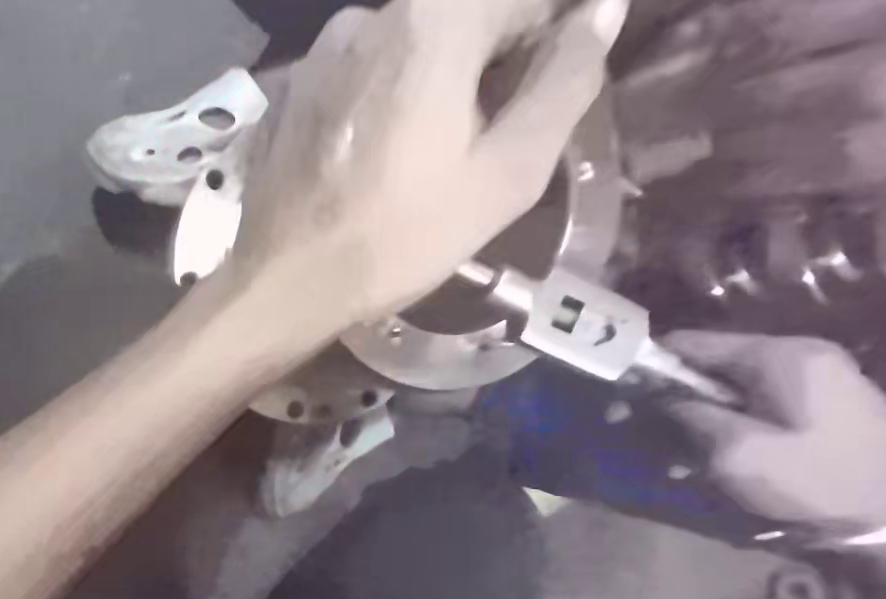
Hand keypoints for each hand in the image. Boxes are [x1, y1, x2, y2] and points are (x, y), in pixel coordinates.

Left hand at [222, 0, 626, 342]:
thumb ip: (562, 88)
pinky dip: (382, 105)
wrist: (286, 285)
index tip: (542, 101)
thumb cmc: (398, 240)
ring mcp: (321, 52)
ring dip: (431, 89)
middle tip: (484, 146)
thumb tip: (600, 14)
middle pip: (459, 20)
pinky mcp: (292, 92)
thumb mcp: (502, 178)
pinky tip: (376, 164)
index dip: (549, 40)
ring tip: (425, 163)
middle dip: (487, 69)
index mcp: (435, 20)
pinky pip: (359, 80)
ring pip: (405, 51)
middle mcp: (371, 13)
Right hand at [662, 331, 885, 526]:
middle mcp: (801, 354)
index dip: (652, 363)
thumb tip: (659, 398)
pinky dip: (727, 423)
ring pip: (732, 387)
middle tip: (640, 431)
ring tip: (676, 455)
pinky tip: (714, 456)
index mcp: (781, 356)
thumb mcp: (739, 452)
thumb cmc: (815, 481)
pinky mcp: (825, 403)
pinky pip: (758, 402)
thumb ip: (692, 417)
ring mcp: (818, 378)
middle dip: (674, 395)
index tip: (621, 392)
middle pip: (714, 364)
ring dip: (698, 416)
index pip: (696, 342)